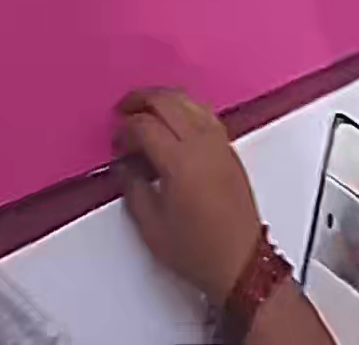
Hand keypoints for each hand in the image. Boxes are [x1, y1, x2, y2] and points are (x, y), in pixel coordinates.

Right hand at [114, 88, 262, 304]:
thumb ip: (132, 188)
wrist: (241, 261)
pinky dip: (184, 104)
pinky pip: (202, 109)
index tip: (117, 141)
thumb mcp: (152, 228)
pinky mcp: (227, 144)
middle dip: (140, 99)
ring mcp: (217, 140)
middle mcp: (201, 142)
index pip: (145, 125)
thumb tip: (124, 165)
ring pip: (187, 98)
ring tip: (145, 107)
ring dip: (162, 97)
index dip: (126, 128)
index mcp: (180, 161)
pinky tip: (174, 114)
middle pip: (166, 100)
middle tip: (124, 109)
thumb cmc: (198, 249)